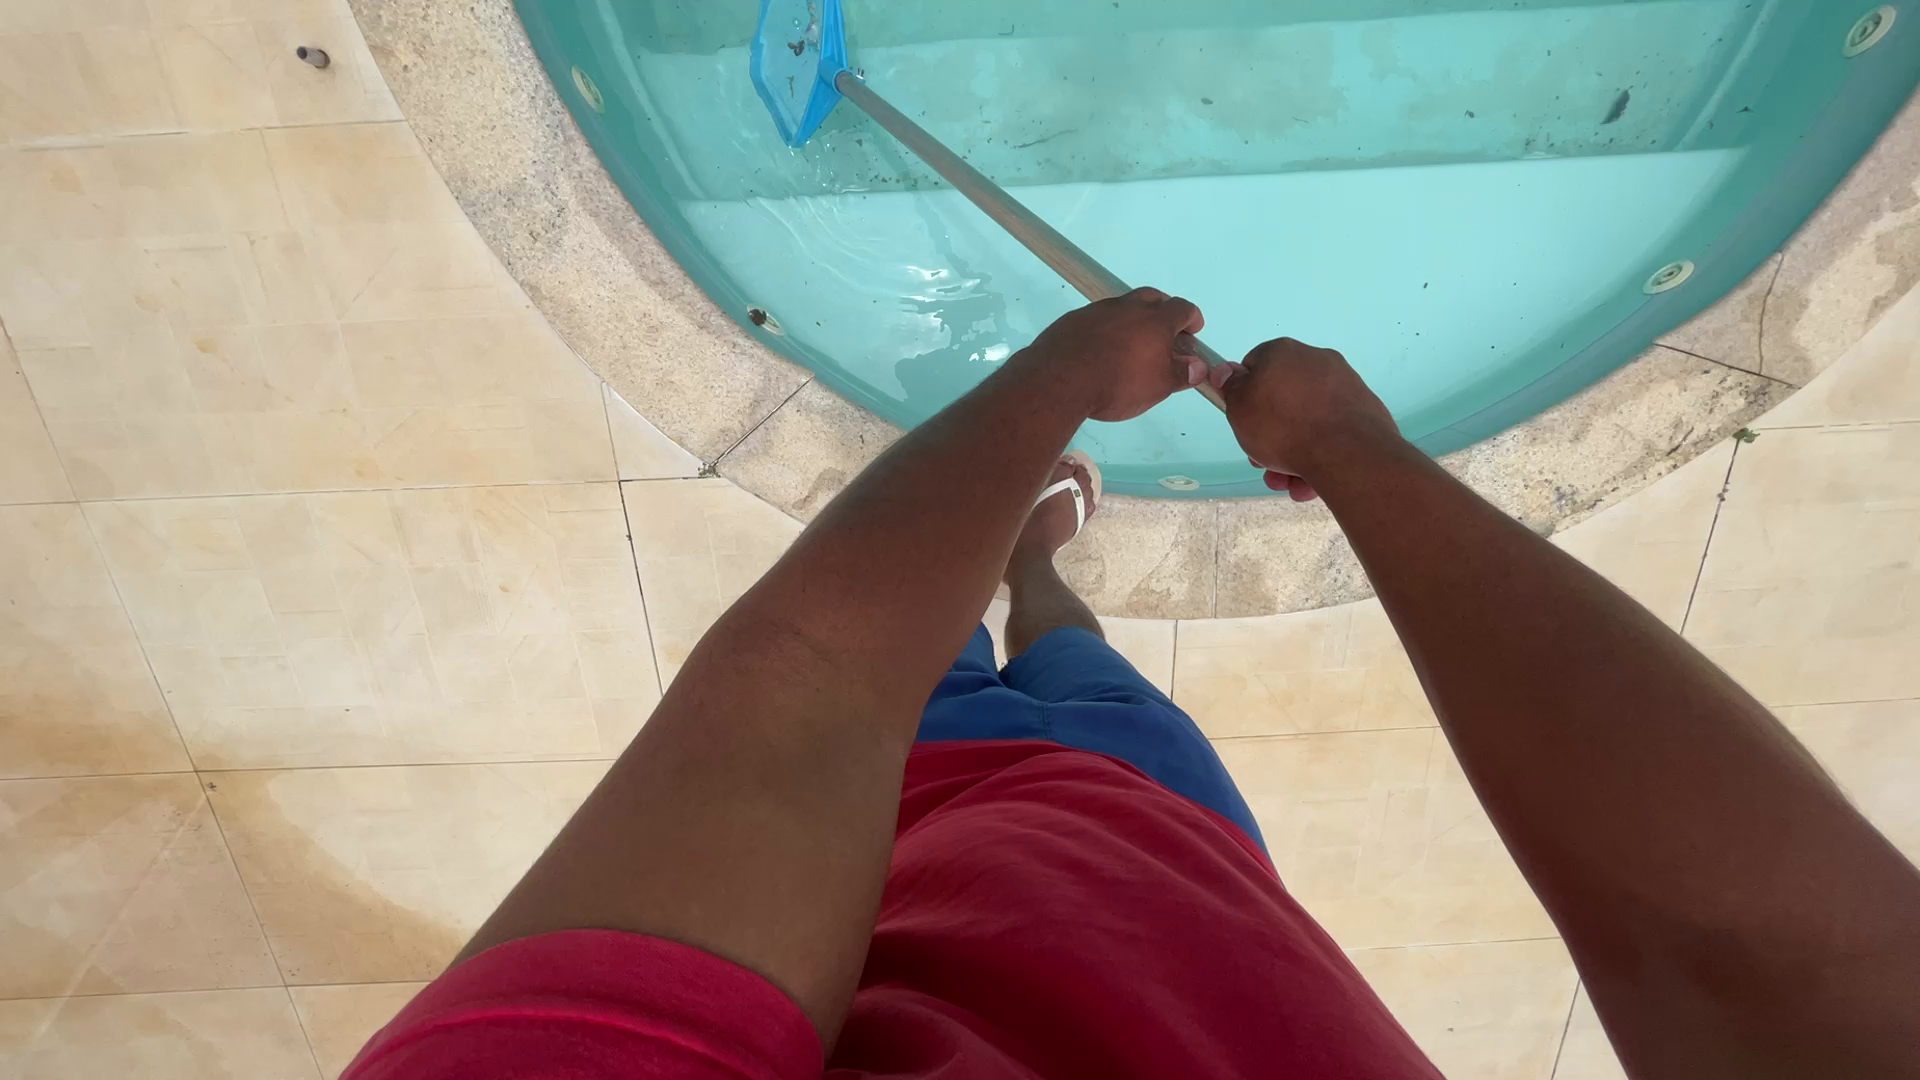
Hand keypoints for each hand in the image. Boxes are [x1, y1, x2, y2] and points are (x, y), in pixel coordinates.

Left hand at [1019, 288, 1210, 422]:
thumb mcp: (1158, 385)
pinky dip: (1102, 330)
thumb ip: (1181, 373)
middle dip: (1161, 310)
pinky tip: (1096, 349)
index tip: (1193, 330)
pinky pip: (1093, 320)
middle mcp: (1128, 307)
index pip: (1182, 309)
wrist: (1060, 379)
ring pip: (1120, 307)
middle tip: (1161, 330)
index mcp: (1155, 320)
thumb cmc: (1119, 383)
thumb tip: (1198, 366)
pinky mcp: (1071, 321)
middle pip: (1152, 297)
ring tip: (1127, 343)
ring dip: (1129, 319)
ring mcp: (1097, 311)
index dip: (1192, 318)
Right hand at [1208, 337, 1400, 501]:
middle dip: (1269, 434)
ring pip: (1306, 420)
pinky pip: (1330, 431)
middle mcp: (1316, 359)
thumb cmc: (1281, 426)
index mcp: (1283, 352)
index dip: (1244, 395)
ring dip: (1291, 453)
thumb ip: (1230, 388)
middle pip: (1281, 399)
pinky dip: (1318, 454)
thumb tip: (1226, 371)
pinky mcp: (1364, 409)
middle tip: (1263, 462)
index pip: (1254, 366)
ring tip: (1288, 482)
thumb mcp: (1239, 408)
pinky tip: (1310, 482)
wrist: (1346, 452)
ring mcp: (1344, 384)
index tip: (1244, 421)